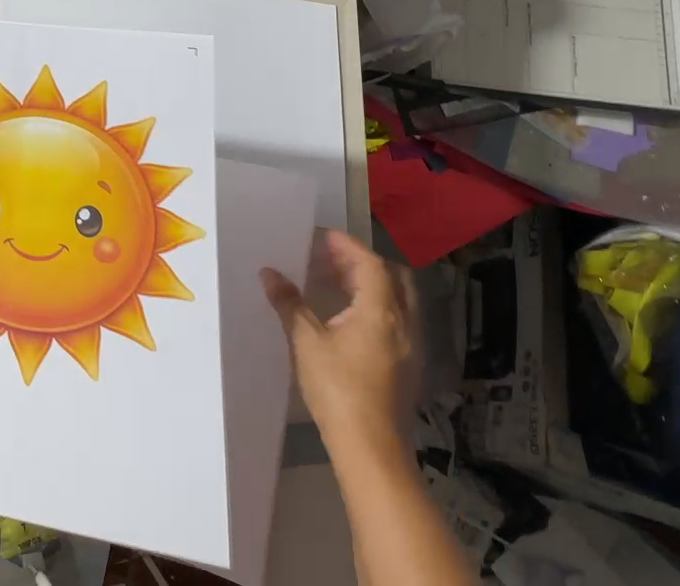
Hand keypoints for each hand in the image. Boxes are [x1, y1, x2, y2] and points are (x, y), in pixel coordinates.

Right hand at [261, 232, 416, 452]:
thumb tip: (269, 273)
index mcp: (381, 312)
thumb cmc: (336, 387)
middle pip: (393, 277)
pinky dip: (374, 305)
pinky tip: (346, 316)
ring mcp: (410, 345)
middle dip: (361, 262)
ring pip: (397, 299)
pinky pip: (395, 318)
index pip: (370, 264)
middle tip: (327, 257)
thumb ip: (289, 303)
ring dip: (369, 283)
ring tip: (333, 281)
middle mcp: (404, 323)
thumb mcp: (305, 341)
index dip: (346, 246)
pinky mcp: (406, 363)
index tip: (320, 235)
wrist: (369, 444)